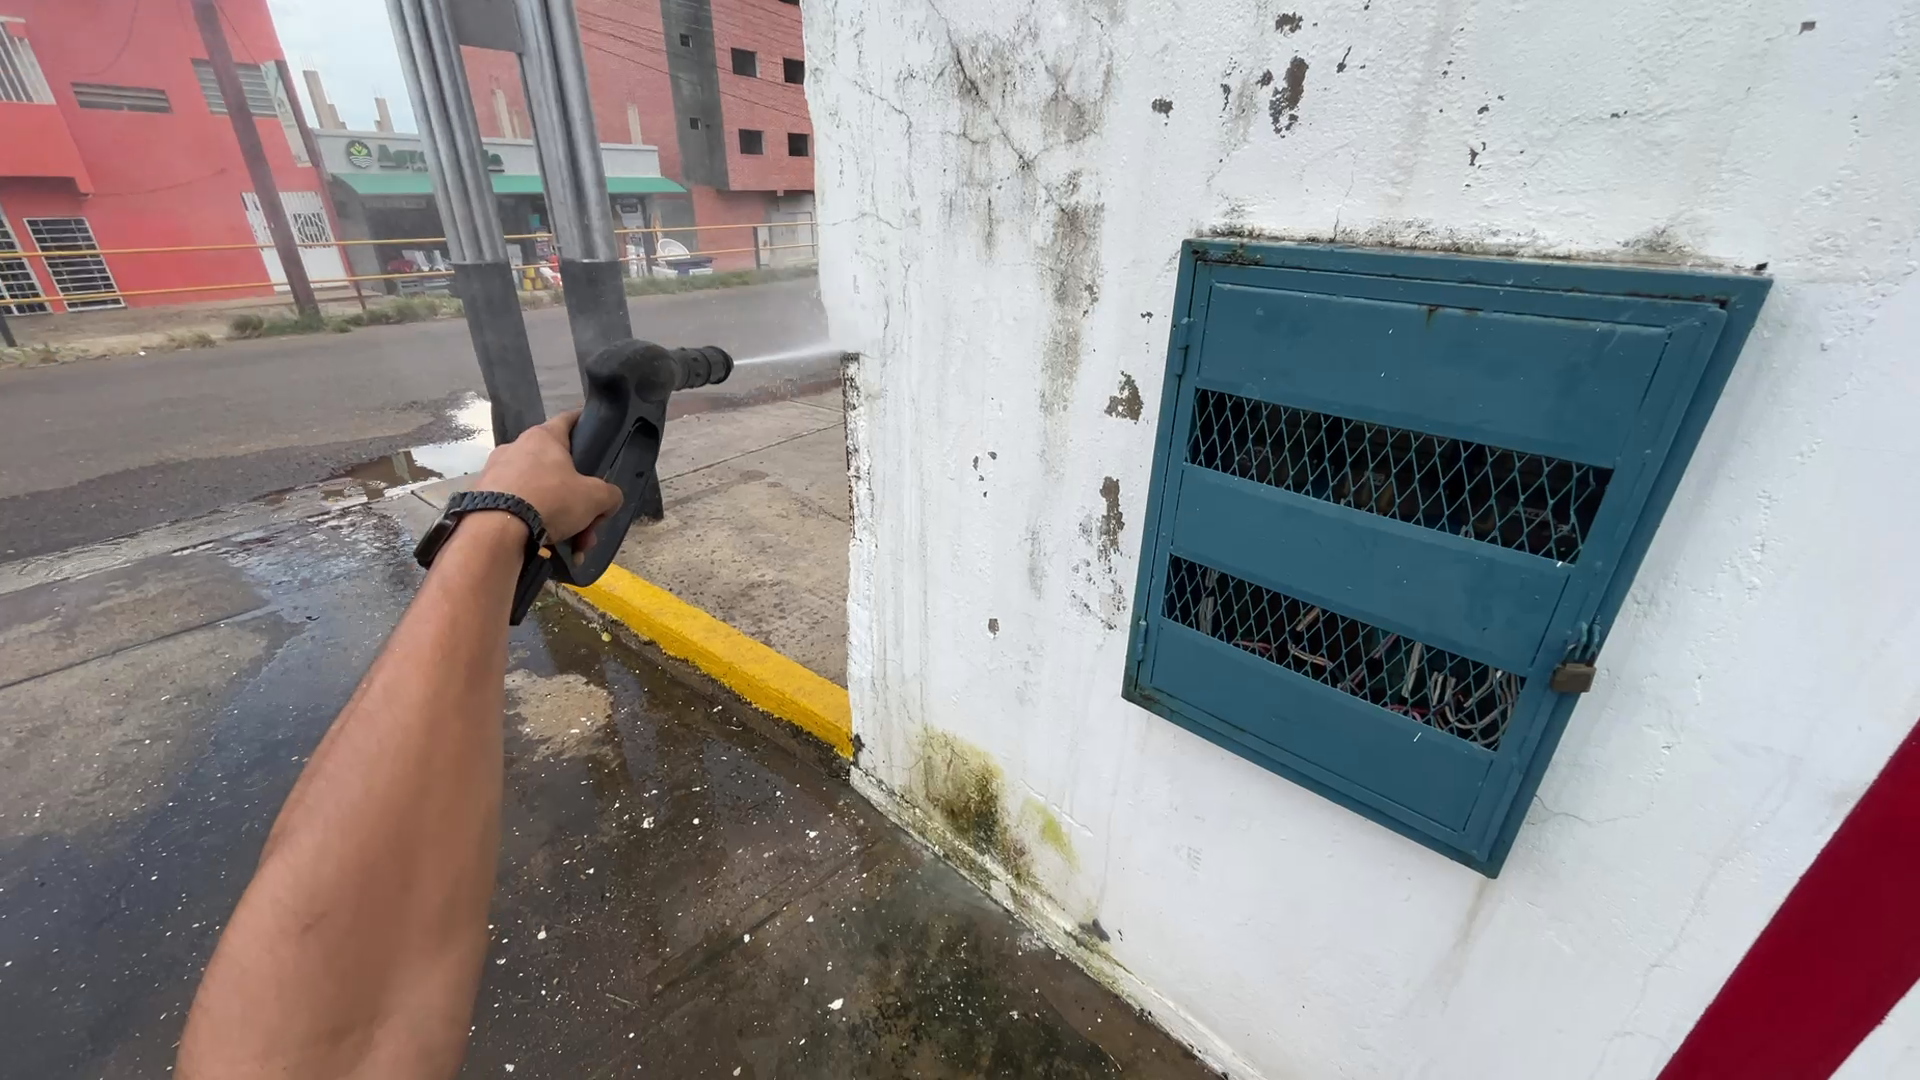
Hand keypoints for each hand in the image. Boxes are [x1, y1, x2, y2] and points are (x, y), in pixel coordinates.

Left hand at [475, 411, 621, 549]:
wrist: (496, 532)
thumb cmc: (551, 500)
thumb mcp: (597, 498)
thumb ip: (610, 494)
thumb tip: (607, 501)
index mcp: (543, 438)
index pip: (569, 419)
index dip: (585, 424)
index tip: (596, 433)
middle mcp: (515, 448)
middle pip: (559, 468)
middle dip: (580, 499)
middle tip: (591, 523)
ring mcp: (495, 472)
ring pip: (541, 492)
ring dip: (562, 518)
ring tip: (574, 545)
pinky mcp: (482, 496)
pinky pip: (520, 507)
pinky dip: (537, 524)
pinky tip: (548, 547)